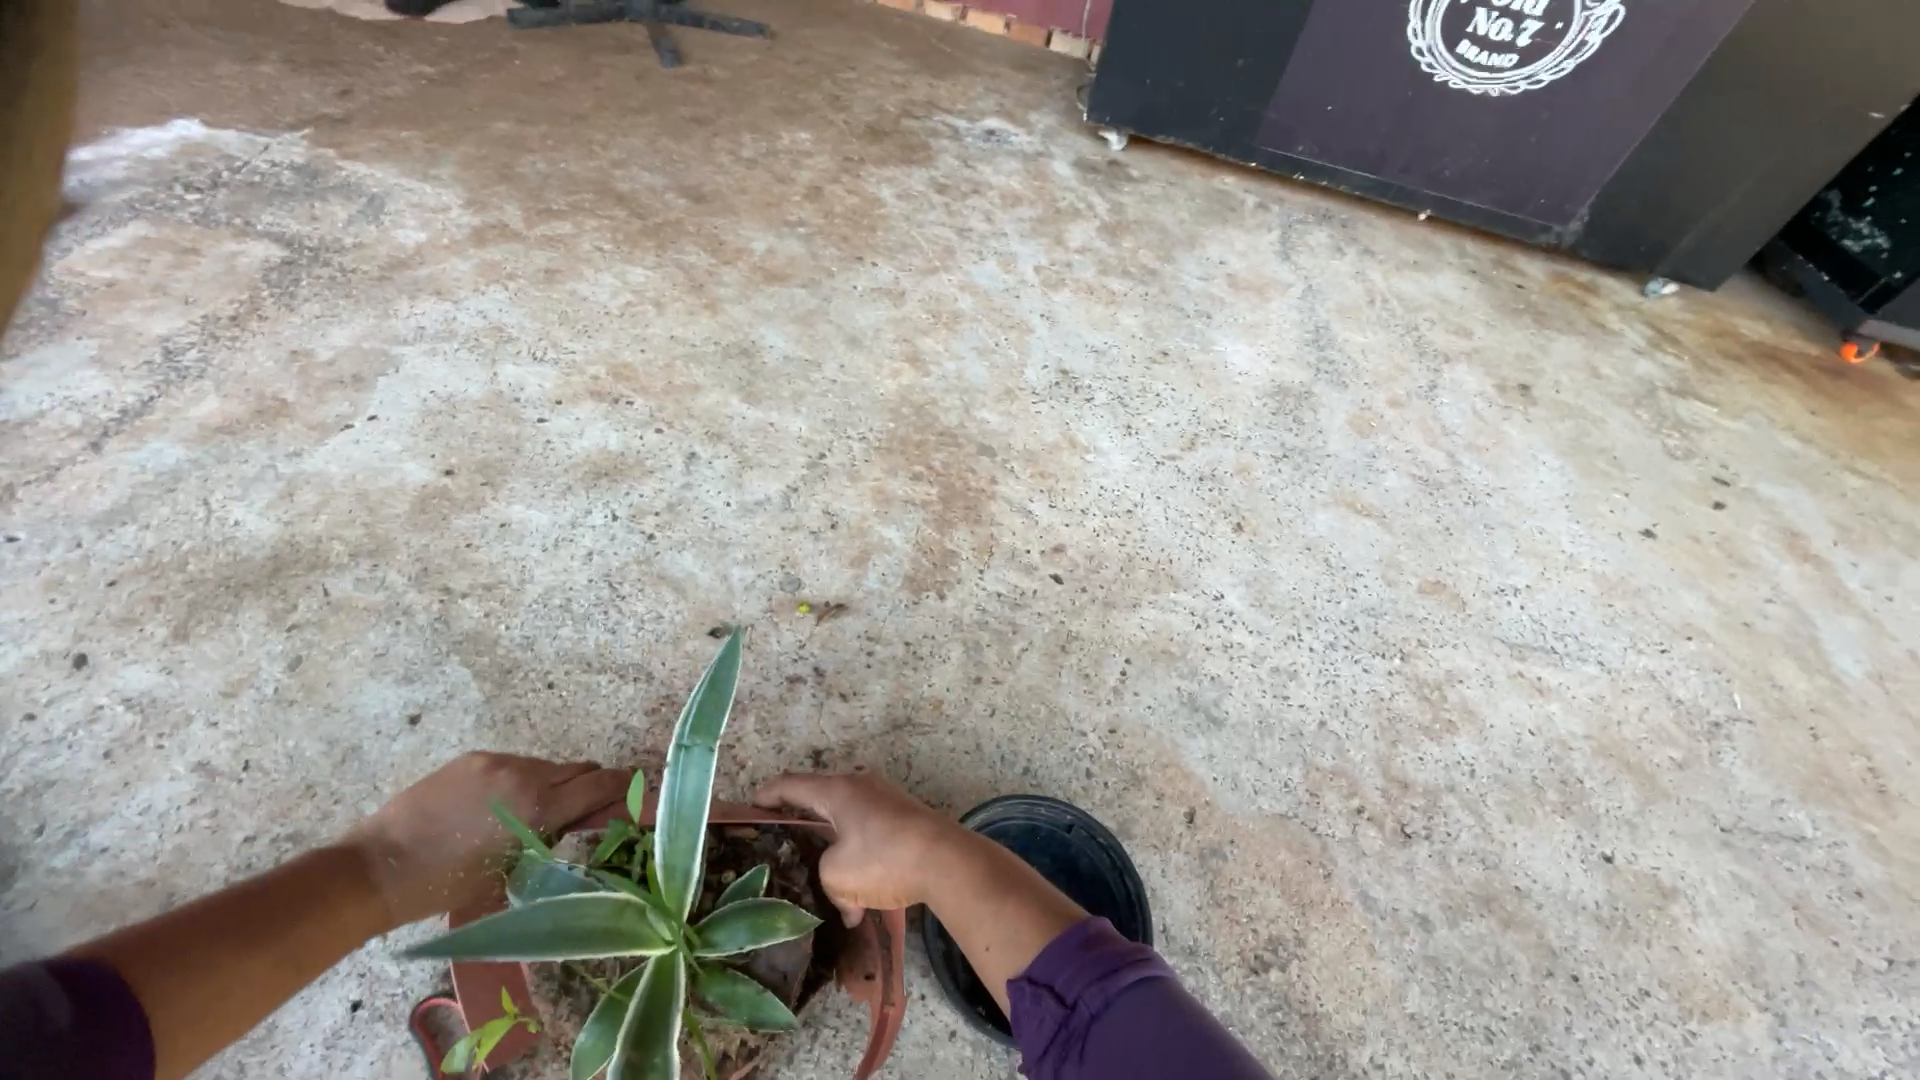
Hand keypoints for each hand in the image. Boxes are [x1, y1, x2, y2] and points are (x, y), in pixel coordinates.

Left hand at [344, 752, 629, 926]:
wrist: (377, 870)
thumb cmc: (447, 886)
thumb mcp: (513, 870)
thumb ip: (555, 839)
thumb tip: (586, 822)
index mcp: (539, 806)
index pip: (602, 783)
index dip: (624, 787)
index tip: (635, 792)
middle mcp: (525, 773)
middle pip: (580, 769)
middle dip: (588, 789)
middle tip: (579, 815)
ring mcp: (498, 761)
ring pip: (546, 768)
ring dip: (551, 786)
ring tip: (526, 818)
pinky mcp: (474, 758)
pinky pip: (514, 765)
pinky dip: (518, 782)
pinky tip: (494, 809)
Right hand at [752, 769, 964, 926]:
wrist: (946, 860)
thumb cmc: (884, 859)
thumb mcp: (837, 875)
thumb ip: (827, 881)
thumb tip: (849, 907)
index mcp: (837, 791)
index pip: (790, 785)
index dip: (766, 796)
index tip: (750, 809)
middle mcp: (861, 787)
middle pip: (820, 802)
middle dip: (802, 827)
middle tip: (783, 847)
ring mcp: (886, 801)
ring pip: (847, 824)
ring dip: (835, 854)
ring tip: (823, 884)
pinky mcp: (905, 819)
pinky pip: (871, 836)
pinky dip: (860, 861)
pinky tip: (862, 901)